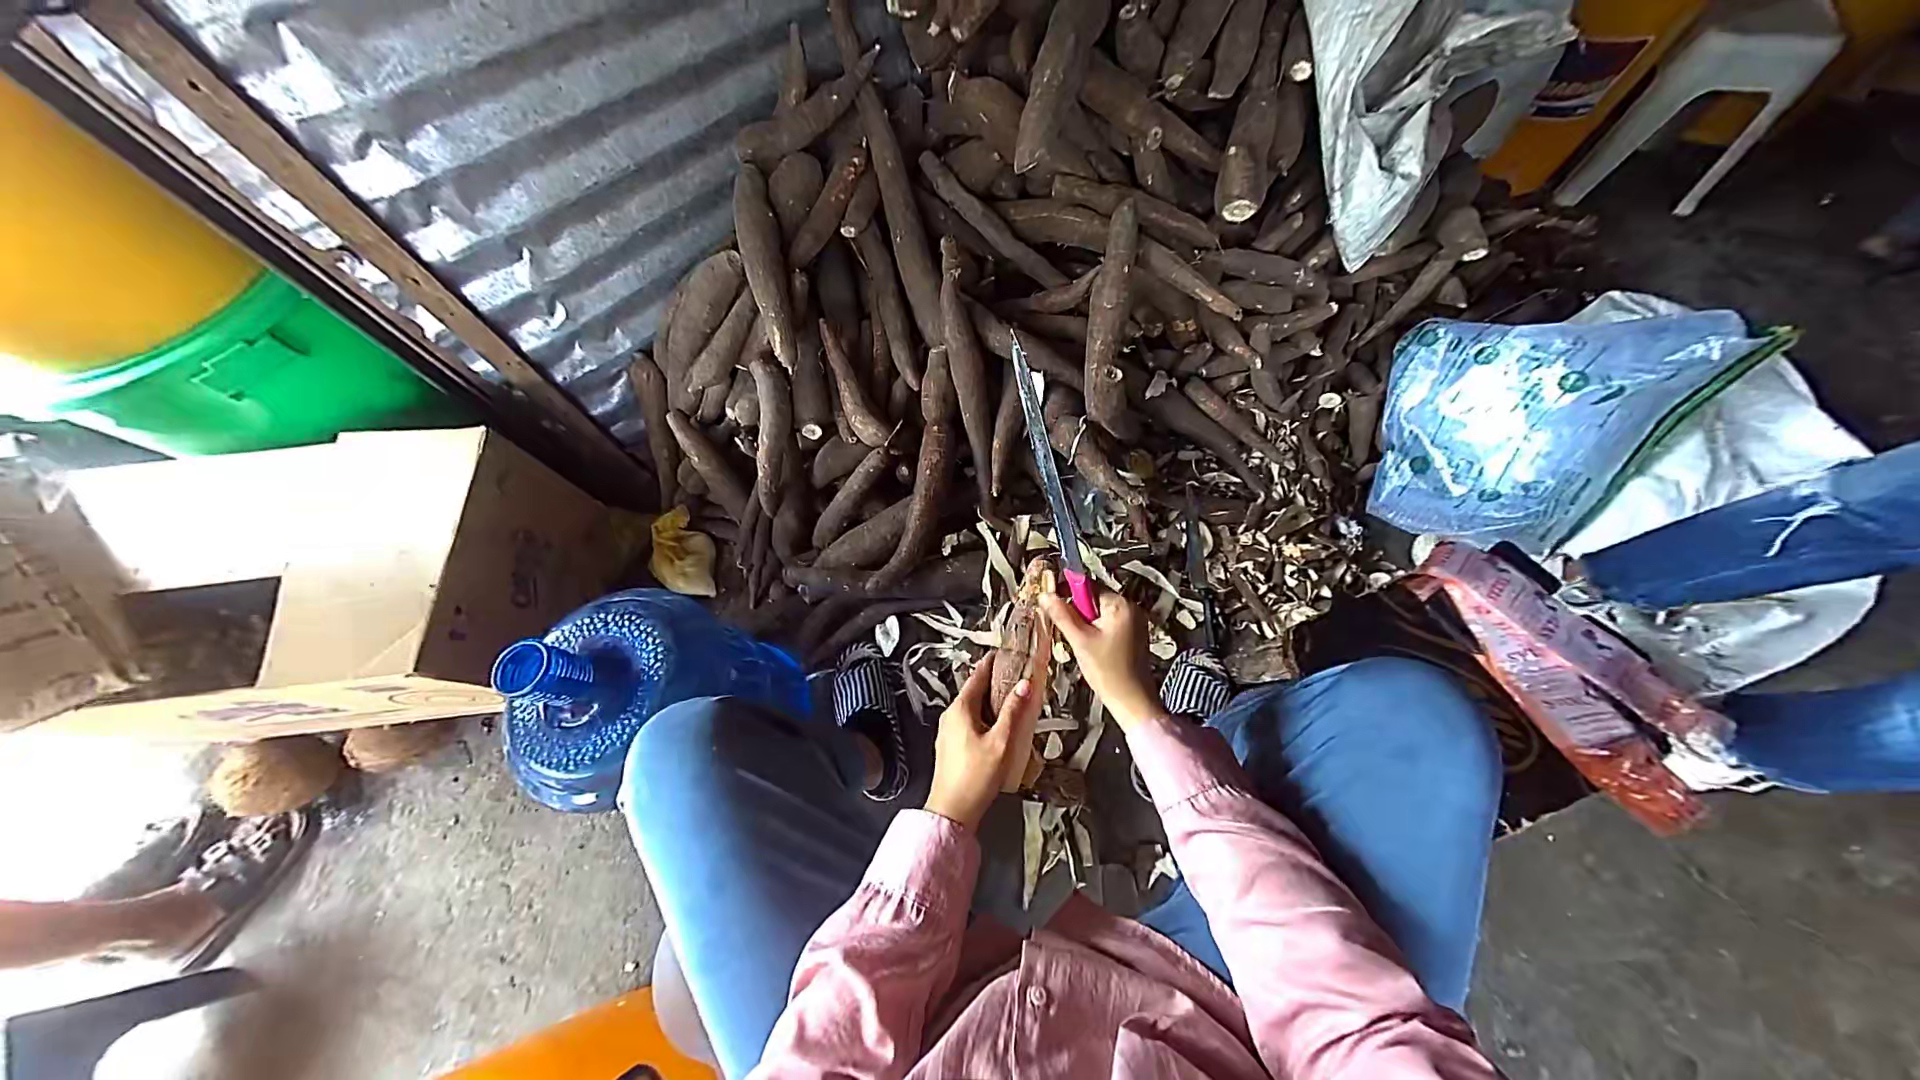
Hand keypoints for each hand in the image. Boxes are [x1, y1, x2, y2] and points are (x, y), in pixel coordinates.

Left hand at [924, 654, 1040, 831]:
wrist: (952, 810)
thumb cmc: (974, 777)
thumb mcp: (1001, 741)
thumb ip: (1013, 711)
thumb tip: (1023, 686)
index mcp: (960, 709)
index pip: (977, 676)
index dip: (992, 663)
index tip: (1004, 654)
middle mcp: (950, 716)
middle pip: (974, 691)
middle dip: (994, 682)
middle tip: (1015, 677)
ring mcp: (948, 731)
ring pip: (972, 708)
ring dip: (990, 702)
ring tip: (1011, 701)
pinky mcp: (951, 746)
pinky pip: (969, 722)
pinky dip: (984, 718)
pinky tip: (998, 728)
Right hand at [1037, 585, 1166, 731]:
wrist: (1132, 702)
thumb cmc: (1108, 672)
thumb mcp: (1079, 640)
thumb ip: (1061, 614)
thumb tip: (1046, 594)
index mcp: (1120, 605)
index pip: (1087, 585)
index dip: (1066, 592)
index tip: (1051, 601)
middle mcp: (1131, 608)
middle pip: (1093, 598)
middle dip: (1076, 611)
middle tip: (1068, 631)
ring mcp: (1134, 622)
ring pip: (1099, 612)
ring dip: (1084, 623)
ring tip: (1080, 643)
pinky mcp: (1133, 635)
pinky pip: (1108, 623)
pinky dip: (1095, 631)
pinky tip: (1091, 648)